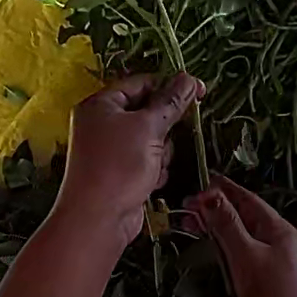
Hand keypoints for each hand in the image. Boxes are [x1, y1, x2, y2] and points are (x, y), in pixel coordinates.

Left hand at [55, 73, 203, 246]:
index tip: (197, 92)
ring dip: (162, 152)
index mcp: (101, 105)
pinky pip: (148, 162)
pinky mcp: (121, 173)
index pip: (140, 84)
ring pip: (152, 140)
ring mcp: (111, 151)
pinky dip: (155, 170)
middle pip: (147, 113)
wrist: (99, 217)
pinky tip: (151, 181)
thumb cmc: (118, 167)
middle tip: (168, 138)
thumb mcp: (149, 128)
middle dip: (164, 128)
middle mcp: (102, 125)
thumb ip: (171, 102)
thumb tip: (189, 79)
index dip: (169, 87)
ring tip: (155, 165)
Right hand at [185, 176, 296, 296]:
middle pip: (244, 215)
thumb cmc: (269, 292)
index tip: (201, 182)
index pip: (248, 199)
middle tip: (188, 206)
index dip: (224, 190)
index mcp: (279, 229)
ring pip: (241, 233)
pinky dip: (224, 243)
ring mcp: (272, 257)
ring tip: (192, 222)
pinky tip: (211, 244)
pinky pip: (242, 249)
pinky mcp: (264, 274)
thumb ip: (227, 224)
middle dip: (216, 208)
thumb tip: (210, 196)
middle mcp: (278, 238)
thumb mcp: (244, 253)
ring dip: (218, 226)